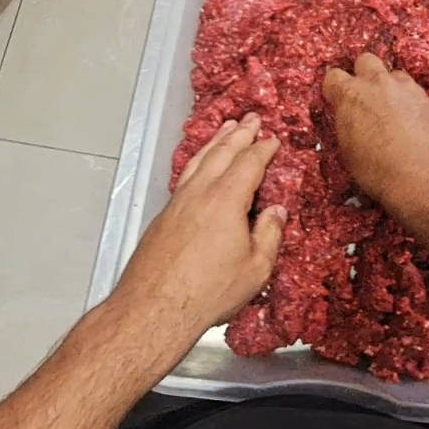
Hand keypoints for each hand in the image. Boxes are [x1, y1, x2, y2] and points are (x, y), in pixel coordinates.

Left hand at [110, 114, 285, 352]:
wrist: (152, 309)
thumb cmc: (208, 292)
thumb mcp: (255, 269)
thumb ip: (269, 235)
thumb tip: (276, 212)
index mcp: (226, 200)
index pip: (249, 163)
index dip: (264, 149)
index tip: (273, 140)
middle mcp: (200, 193)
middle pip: (222, 152)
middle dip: (239, 133)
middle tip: (251, 119)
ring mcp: (178, 202)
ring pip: (199, 160)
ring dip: (215, 141)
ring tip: (226, 127)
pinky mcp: (163, 216)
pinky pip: (185, 175)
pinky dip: (198, 160)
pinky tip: (201, 164)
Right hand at [322, 53, 428, 221]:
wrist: (420, 172)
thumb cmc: (375, 167)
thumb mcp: (348, 149)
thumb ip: (349, 124)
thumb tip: (355, 122)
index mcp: (350, 95)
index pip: (333, 76)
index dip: (335, 88)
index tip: (338, 100)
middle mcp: (378, 84)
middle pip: (366, 60)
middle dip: (364, 74)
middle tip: (367, 96)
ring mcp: (406, 88)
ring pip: (396, 75)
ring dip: (392, 88)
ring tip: (395, 113)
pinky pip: (417, 94)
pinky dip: (414, 105)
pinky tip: (416, 126)